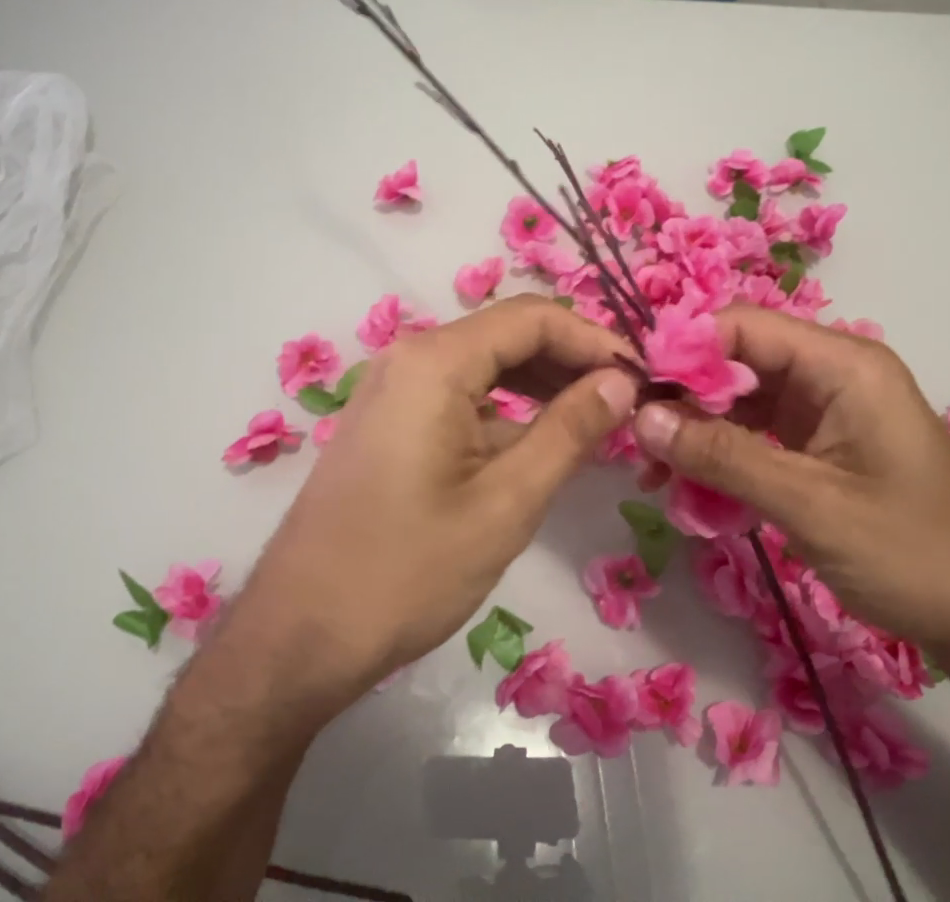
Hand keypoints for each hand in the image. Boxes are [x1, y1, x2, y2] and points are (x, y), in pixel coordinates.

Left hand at [235, 297, 637, 699]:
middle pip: (507, 335)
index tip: (646, 379)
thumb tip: (622, 381)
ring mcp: (391, 393)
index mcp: (434, 362)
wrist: (303, 632)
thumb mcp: (507, 502)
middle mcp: (407, 360)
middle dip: (572, 362)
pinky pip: (458, 399)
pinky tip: (541, 448)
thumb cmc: (409, 570)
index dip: (596, 341)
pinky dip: (505, 413)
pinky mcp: (386, 427)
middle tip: (629, 404)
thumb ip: (570, 431)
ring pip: (483, 368)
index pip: (534, 317)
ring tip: (597, 425)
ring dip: (542, 387)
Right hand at [631, 305, 949, 660]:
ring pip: (739, 406)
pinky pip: (755, 442)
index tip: (628, 393)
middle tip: (634, 446)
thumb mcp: (811, 503)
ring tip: (653, 480)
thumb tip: (642, 418)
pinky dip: (722, 464)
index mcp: (844, 366)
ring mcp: (825, 416)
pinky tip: (691, 497)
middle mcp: (832, 378)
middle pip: (736, 364)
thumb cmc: (914, 553)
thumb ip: (724, 457)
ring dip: (696, 438)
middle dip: (682, 401)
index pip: (743, 327)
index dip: (682, 350)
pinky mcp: (820, 453)